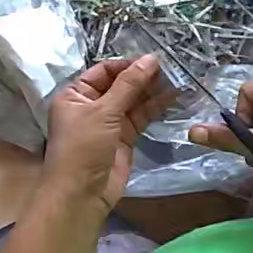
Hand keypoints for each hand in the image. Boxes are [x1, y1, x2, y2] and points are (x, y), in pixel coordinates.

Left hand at [42, 55, 165, 212]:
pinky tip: (173, 97)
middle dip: (143, 77)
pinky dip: (155, 107)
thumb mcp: (103, 111)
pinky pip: (141, 116)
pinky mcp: (124, 137)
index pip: (104, 71)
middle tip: (170, 68)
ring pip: (133, 100)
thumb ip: (129, 85)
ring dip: (152, 91)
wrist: (82, 194)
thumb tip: (150, 59)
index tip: (153, 60)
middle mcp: (91, 105)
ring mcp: (109, 122)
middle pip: (120, 84)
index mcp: (76, 94)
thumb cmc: (83, 147)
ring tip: (176, 80)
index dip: (127, 65)